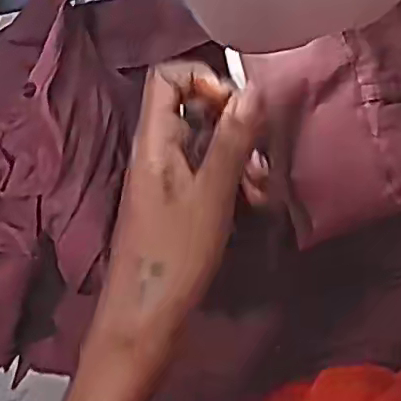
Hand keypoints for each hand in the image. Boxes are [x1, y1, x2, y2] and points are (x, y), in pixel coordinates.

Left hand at [88, 61, 263, 364]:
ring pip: (205, 137)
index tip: (234, 105)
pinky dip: (230, 174)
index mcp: (154, 139)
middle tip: (256, 146)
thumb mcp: (212, 195)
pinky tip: (251, 200)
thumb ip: (232, 140)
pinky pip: (206, 167)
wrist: (142, 325)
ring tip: (259, 181)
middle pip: (191, 104)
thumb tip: (254, 90)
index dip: (201, 77)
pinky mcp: (177, 198)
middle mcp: (157, 149)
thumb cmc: (174, 257)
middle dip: (231, 118)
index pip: (166, 76)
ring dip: (237, 150)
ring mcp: (166, 174)